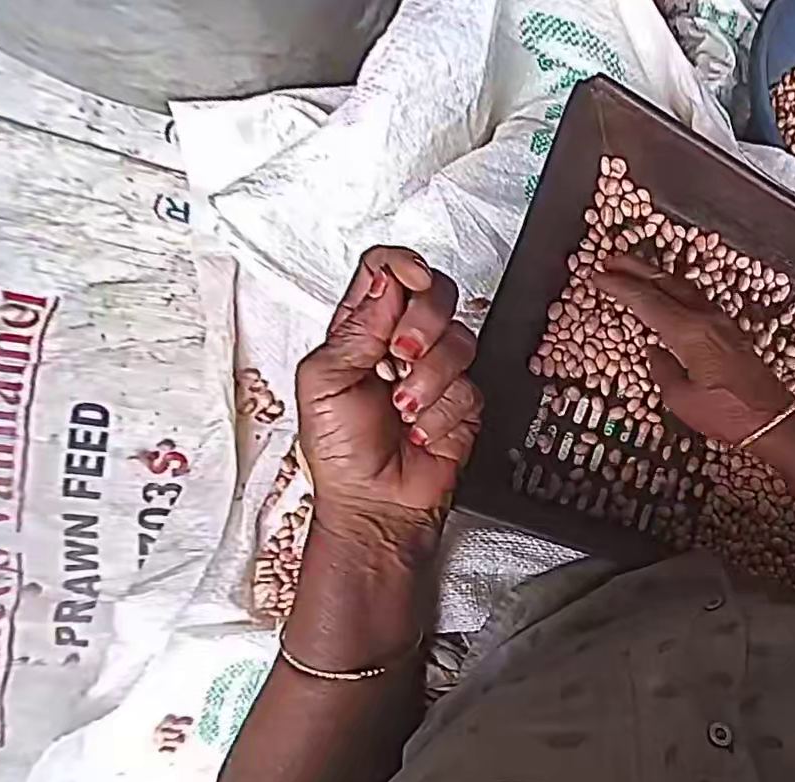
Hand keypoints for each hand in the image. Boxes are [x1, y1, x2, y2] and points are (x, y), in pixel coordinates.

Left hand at [298, 246, 483, 522]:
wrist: (377, 501)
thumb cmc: (340, 450)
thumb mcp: (324, 380)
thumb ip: (355, 329)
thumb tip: (385, 284)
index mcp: (361, 330)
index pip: (386, 273)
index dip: (402, 266)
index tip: (408, 279)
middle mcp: (404, 345)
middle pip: (437, 296)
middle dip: (424, 324)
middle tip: (400, 355)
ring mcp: (439, 374)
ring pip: (460, 344)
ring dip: (430, 381)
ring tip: (404, 409)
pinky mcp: (466, 405)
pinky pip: (470, 391)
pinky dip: (443, 415)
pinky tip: (421, 431)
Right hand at [592, 254, 794, 444]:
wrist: (771, 419)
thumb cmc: (727, 413)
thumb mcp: (681, 399)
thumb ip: (662, 370)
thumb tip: (655, 352)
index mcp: (689, 332)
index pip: (646, 300)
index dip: (620, 286)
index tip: (598, 275)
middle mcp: (706, 319)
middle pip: (665, 282)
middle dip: (635, 268)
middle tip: (611, 259)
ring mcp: (722, 322)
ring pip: (683, 287)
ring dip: (657, 275)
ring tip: (636, 270)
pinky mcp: (731, 332)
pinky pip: (698, 300)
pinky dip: (677, 290)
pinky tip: (671, 295)